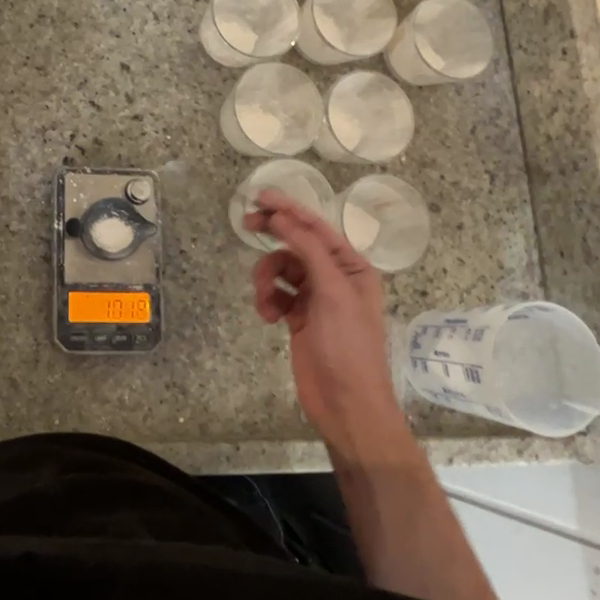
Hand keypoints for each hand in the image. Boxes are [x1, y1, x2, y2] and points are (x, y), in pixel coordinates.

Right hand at [245, 189, 403, 453]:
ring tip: (264, 300)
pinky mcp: (299, 318)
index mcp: (353, 268)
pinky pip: (277, 295)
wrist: (346, 402)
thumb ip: (308, 251)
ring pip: (282, 271)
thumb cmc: (348, 346)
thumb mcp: (332, 293)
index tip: (261, 196)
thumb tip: (283, 218)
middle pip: (297, 245)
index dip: (290, 210)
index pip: (317, 228)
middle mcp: (336, 278)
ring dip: (267, 279)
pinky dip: (268, 301)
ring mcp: (316, 299)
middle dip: (274, 238)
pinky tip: (269, 317)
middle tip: (247, 224)